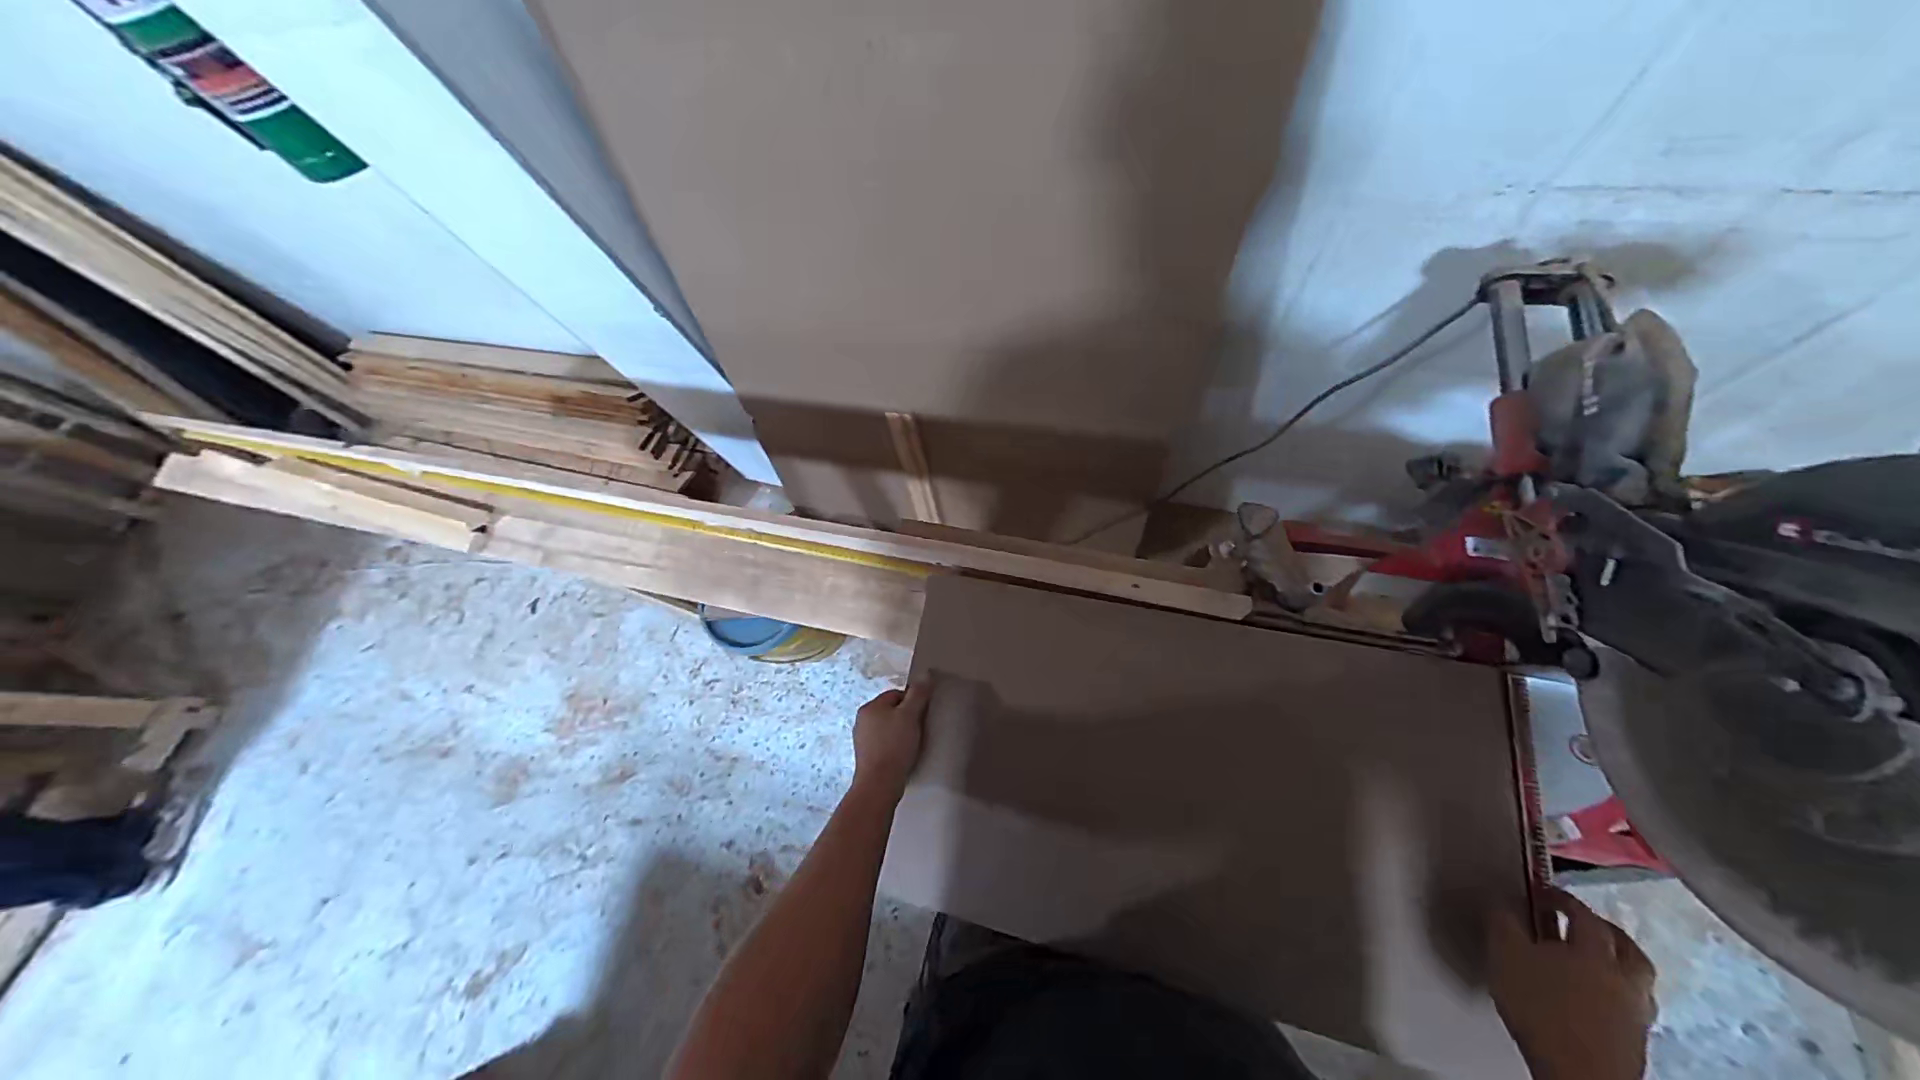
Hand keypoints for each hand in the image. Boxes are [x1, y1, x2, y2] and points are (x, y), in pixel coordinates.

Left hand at [852, 682, 930, 799]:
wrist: (880, 784)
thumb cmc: (895, 746)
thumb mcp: (910, 716)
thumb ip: (918, 694)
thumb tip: (925, 675)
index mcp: (870, 707)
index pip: (896, 694)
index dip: (913, 702)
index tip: (923, 715)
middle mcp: (862, 720)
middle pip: (892, 711)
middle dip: (907, 718)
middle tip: (920, 729)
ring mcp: (862, 739)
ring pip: (888, 728)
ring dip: (901, 733)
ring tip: (913, 744)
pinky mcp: (866, 756)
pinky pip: (884, 743)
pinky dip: (894, 746)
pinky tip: (904, 755)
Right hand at [1489, 888, 1655, 1079]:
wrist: (1579, 1073)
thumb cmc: (1540, 1007)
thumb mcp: (1505, 953)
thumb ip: (1502, 921)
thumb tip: (1503, 901)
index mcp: (1594, 950)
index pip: (1582, 913)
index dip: (1560, 898)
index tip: (1542, 892)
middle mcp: (1624, 976)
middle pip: (1623, 945)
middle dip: (1601, 929)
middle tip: (1578, 923)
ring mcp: (1636, 1010)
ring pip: (1633, 976)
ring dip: (1614, 962)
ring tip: (1588, 961)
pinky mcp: (1635, 1037)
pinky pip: (1628, 1001)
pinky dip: (1612, 990)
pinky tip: (1592, 996)